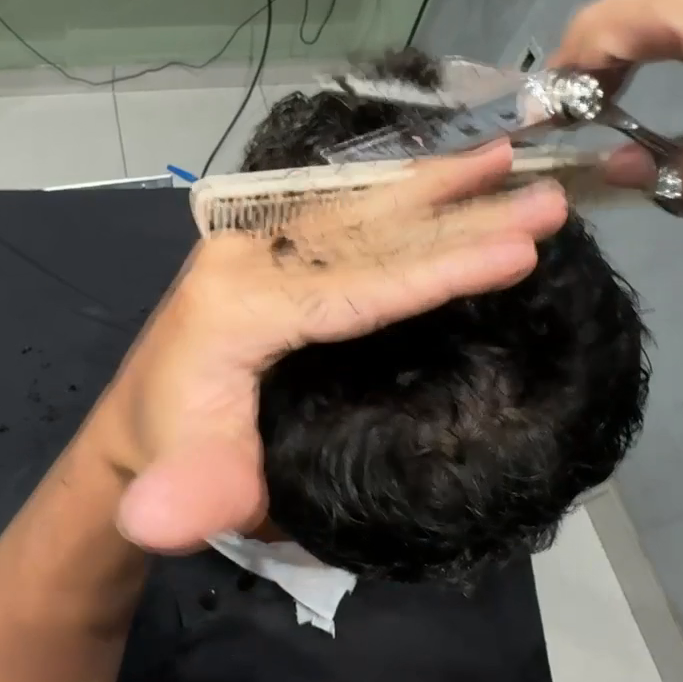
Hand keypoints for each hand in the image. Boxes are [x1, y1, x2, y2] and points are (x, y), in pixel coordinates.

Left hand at [98, 142, 570, 551]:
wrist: (135, 433)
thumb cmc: (176, 462)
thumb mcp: (190, 488)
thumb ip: (189, 498)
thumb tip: (155, 523)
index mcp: (234, 308)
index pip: (356, 286)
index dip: (439, 270)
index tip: (521, 249)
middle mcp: (243, 260)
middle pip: (366, 235)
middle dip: (460, 217)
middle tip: (547, 200)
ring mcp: (251, 249)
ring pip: (355, 212)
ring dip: (433, 188)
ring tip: (504, 158)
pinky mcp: (262, 253)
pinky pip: (338, 216)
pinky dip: (395, 196)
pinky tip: (438, 178)